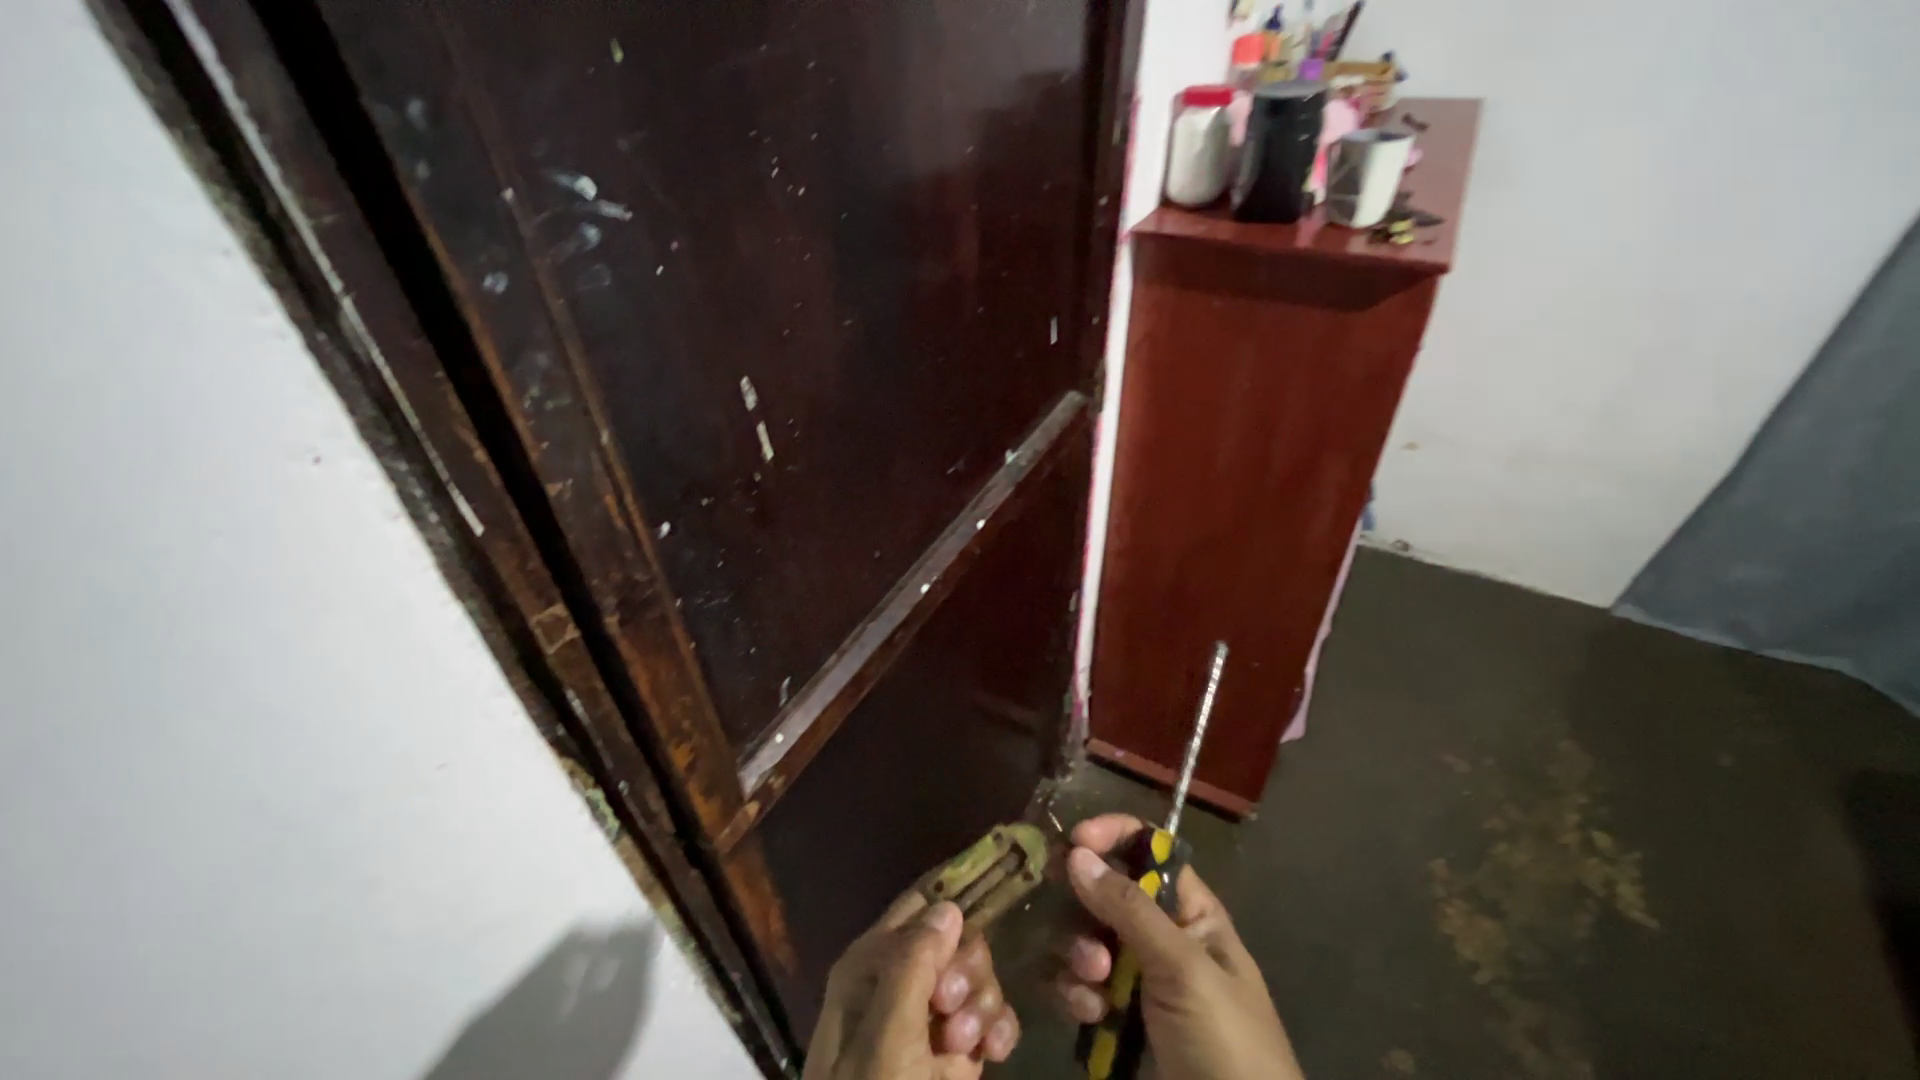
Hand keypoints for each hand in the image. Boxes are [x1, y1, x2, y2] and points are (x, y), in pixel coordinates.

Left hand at [804, 891, 1020, 1079]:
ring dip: (982, 1009)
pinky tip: (994, 1054)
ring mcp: (927, 1019)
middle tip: (952, 1012)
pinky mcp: (952, 1054)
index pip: (919, 907)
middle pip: (956, 943)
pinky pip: (989, 1019)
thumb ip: (913, 966)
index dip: (952, 914)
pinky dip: (998, 1032)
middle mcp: (898, 983)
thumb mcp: (886, 1038)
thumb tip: (949, 907)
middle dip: (968, 974)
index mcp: (869, 965)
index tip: (974, 935)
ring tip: (964, 1049)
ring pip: (977, 980)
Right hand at [1054, 814, 1303, 1079]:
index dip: (1112, 837)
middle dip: (1086, 911)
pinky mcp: (1115, 1020)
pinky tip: (1088, 1014)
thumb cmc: (1226, 1041)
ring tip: (1095, 986)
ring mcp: (1136, 980)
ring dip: (1080, 957)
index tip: (1073, 842)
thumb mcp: (1185, 968)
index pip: (1149, 851)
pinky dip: (1075, 994)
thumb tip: (1078, 852)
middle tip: (1089, 943)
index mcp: (1192, 913)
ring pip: (1085, 940)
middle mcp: (1160, 938)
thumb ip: (1131, 909)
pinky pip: (1079, 986)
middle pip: (1105, 895)